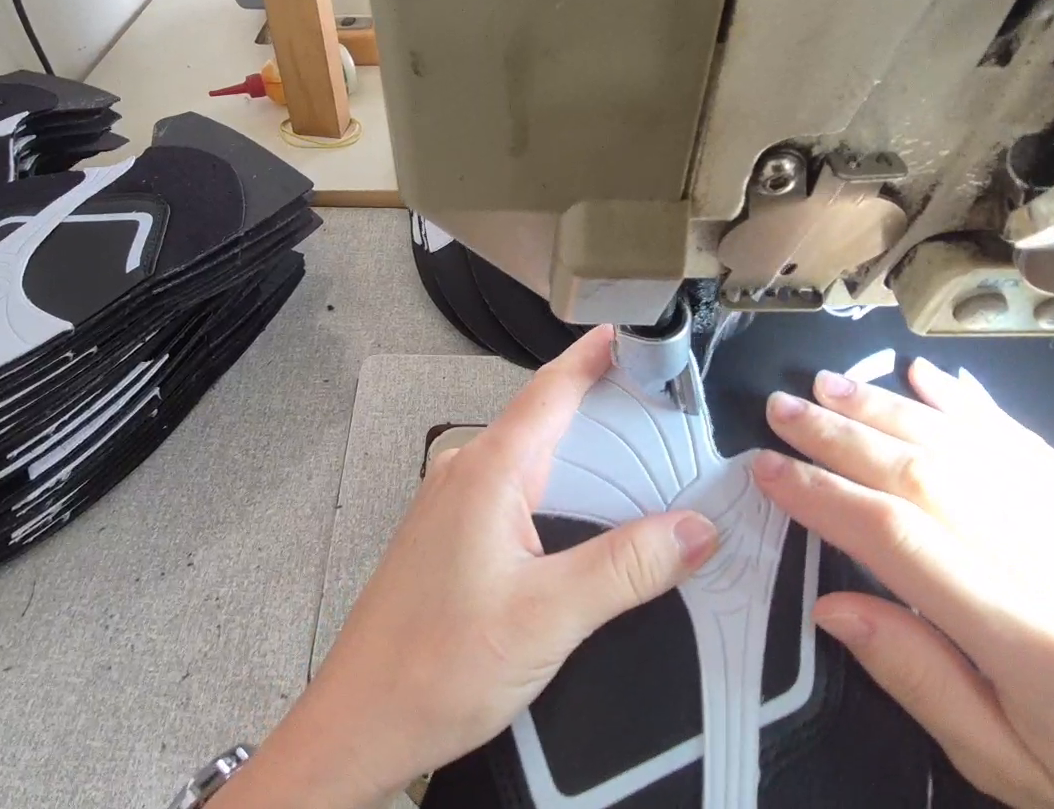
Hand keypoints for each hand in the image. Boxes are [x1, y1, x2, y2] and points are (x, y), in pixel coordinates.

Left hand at [215, 327, 719, 807]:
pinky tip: (583, 516)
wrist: (360, 722)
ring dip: (580, 450)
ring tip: (634, 456)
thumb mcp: (549, 615)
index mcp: (488, 472)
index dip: (594, 355)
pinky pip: (513, 490)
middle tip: (656, 398)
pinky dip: (557, 488)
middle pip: (544, 417)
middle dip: (601, 402)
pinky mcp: (451, 536)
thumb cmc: (431, 667)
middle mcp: (466, 475)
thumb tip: (692, 531)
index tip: (632, 330)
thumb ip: (628, 567)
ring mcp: (453, 505)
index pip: (551, 389)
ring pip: (530, 456)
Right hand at [750, 359, 1053, 808]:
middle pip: (935, 479)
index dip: (825, 497)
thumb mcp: (1008, 769)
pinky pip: (1037, 451)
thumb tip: (831, 607)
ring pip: (980, 450)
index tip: (769, 469)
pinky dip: (975, 409)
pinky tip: (932, 380)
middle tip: (783, 409)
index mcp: (1038, 644)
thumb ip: (918, 680)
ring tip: (831, 386)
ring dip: (896, 411)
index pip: (904, 542)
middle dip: (845, 438)